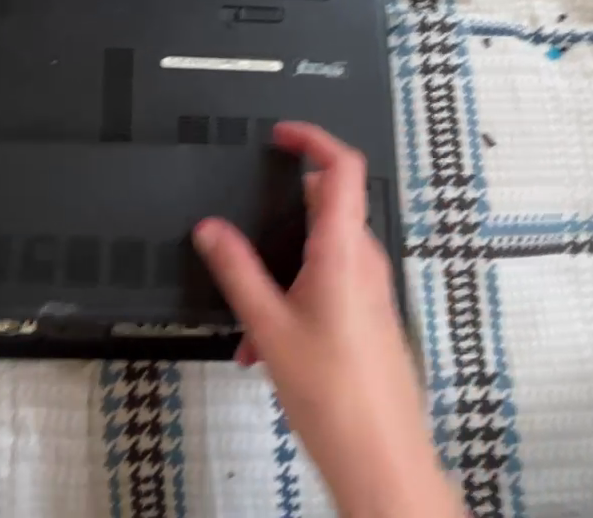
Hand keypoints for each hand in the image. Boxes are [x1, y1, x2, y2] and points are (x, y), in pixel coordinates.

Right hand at [194, 123, 466, 517]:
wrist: (381, 458)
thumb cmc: (335, 396)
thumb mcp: (268, 326)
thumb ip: (236, 270)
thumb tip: (211, 230)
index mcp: (343, 251)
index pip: (342, 167)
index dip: (314, 138)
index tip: (283, 134)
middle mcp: (364, 262)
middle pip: (327, 206)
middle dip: (280, 216)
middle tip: (245, 232)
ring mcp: (370, 288)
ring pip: (323, 250)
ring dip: (282, 267)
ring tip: (250, 313)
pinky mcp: (368, 314)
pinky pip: (330, 282)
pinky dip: (295, 293)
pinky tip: (267, 343)